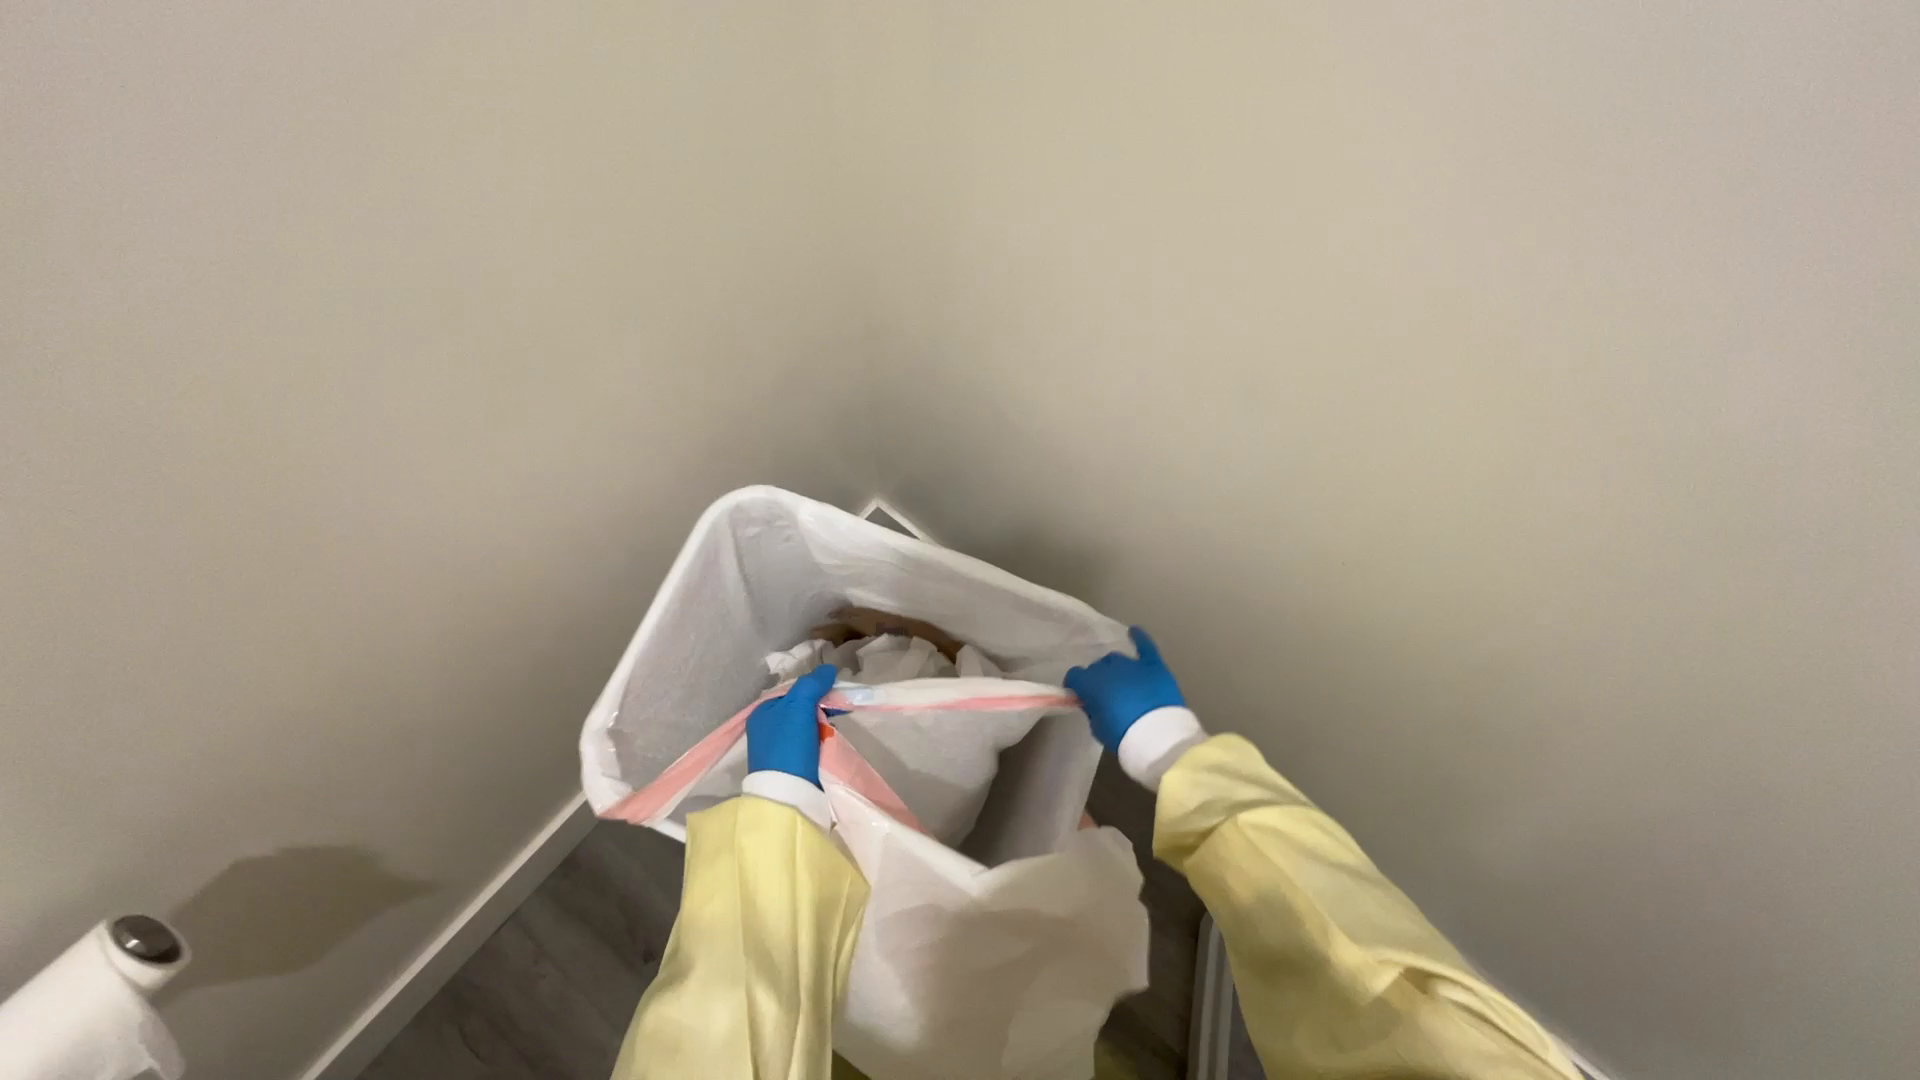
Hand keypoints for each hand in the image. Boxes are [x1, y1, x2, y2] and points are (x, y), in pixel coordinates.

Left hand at [746, 664, 837, 786]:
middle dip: (821, 706)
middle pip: (802, 706)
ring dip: (824, 722)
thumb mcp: (798, 706)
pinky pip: (811, 741)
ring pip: (808, 724)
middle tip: (840, 707)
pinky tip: (832, 738)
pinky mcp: (792, 763)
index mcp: (763, 712)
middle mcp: (768, 728)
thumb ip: (812, 684)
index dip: (815, 687)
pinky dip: (822, 738)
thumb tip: (829, 668)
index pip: (793, 690)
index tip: (835, 689)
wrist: (788, 792)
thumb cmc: (789, 744)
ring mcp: (779, 747)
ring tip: (838, 722)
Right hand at [1065, 627, 1185, 753]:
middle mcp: (1109, 668)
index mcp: (1091, 683)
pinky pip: (1146, 646)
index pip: (1075, 675)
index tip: (1079, 695)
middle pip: (1098, 667)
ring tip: (1120, 682)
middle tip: (1105, 695)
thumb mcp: (1098, 727)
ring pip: (1117, 658)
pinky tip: (1134, 631)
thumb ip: (1092, 709)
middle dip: (1098, 678)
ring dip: (1115, 668)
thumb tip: (1093, 702)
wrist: (1160, 738)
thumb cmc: (1124, 736)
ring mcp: (1133, 664)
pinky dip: (1139, 638)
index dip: (1075, 685)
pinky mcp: (1154, 666)